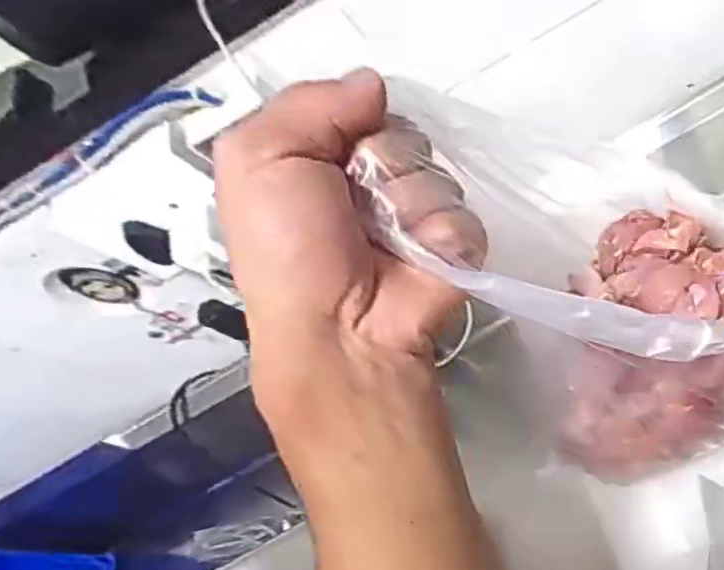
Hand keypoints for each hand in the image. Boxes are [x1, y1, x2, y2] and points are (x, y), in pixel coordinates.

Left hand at [212, 70, 477, 436]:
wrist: (340, 329)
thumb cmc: (288, 255)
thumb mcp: (259, 157)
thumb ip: (309, 104)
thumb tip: (372, 85)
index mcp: (326, 161)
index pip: (361, 108)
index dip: (350, 121)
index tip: (332, 156)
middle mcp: (376, 187)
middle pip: (405, 136)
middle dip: (380, 165)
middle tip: (356, 210)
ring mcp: (420, 220)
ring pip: (436, 176)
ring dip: (407, 207)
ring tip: (385, 244)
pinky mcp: (457, 253)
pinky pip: (464, 219)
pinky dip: (442, 238)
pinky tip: (419, 261)